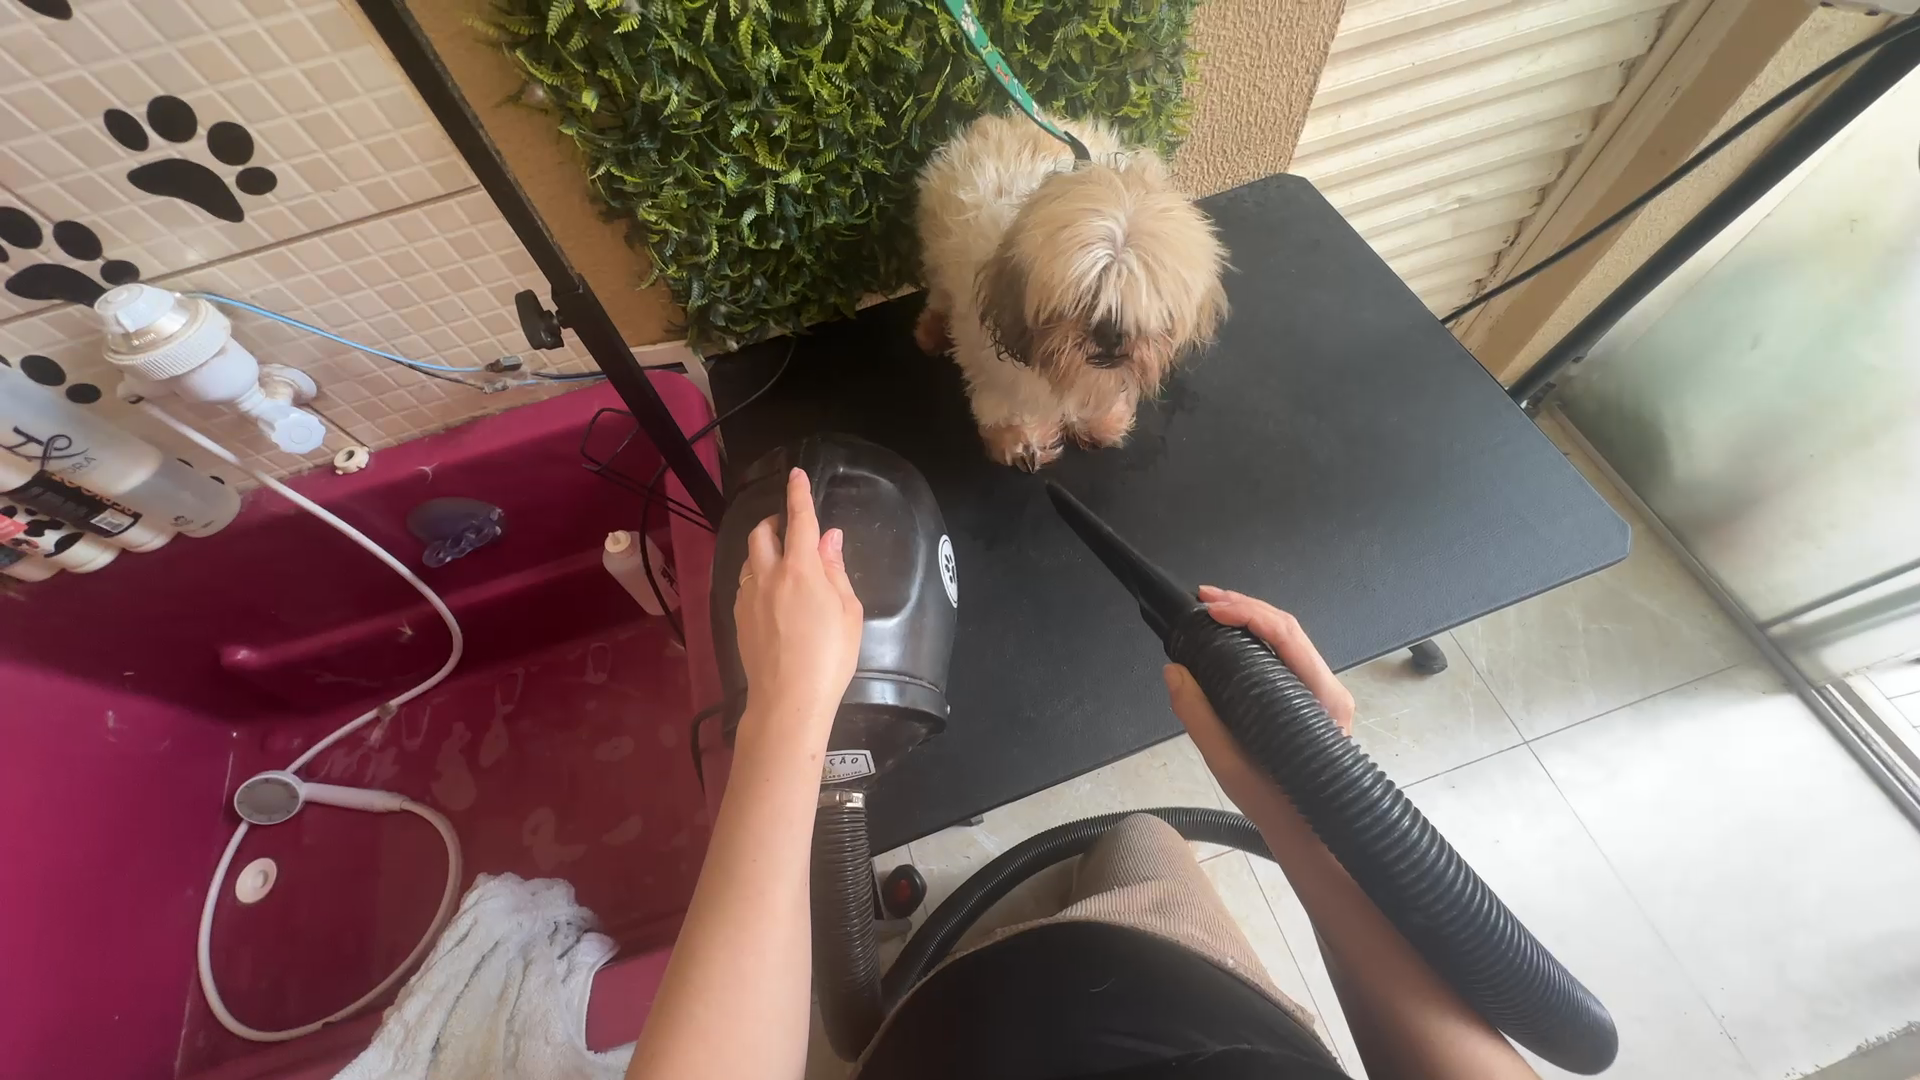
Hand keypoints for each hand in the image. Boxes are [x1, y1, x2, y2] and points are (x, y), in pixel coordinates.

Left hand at [734, 468, 863, 734]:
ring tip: (784, 563)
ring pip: (750, 558)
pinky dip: (759, 576)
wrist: (789, 700)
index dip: (798, 494)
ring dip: (765, 550)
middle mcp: (768, 576)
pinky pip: (746, 583)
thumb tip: (829, 538)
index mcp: (801, 569)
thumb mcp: (848, 611)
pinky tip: (773, 594)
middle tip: (790, 527)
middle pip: (761, 533)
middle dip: (774, 521)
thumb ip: (835, 570)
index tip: (796, 474)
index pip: (799, 520)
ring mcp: (748, 597)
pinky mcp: (739, 618)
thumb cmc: (830, 656)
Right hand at [1163, 586, 1354, 812]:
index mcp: (1321, 699)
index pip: (1287, 635)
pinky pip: (1282, 654)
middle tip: (1203, 598)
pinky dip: (1253, 636)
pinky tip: (1228, 634)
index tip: (1210, 610)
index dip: (1247, 613)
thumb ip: (1198, 716)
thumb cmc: (1275, 803)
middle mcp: (1327, 687)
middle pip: (1287, 628)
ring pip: (1286, 637)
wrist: (1311, 835)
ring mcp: (1319, 691)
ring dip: (1248, 616)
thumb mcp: (1229, 762)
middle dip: (1244, 605)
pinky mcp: (1307, 697)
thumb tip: (1173, 670)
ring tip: (1211, 608)